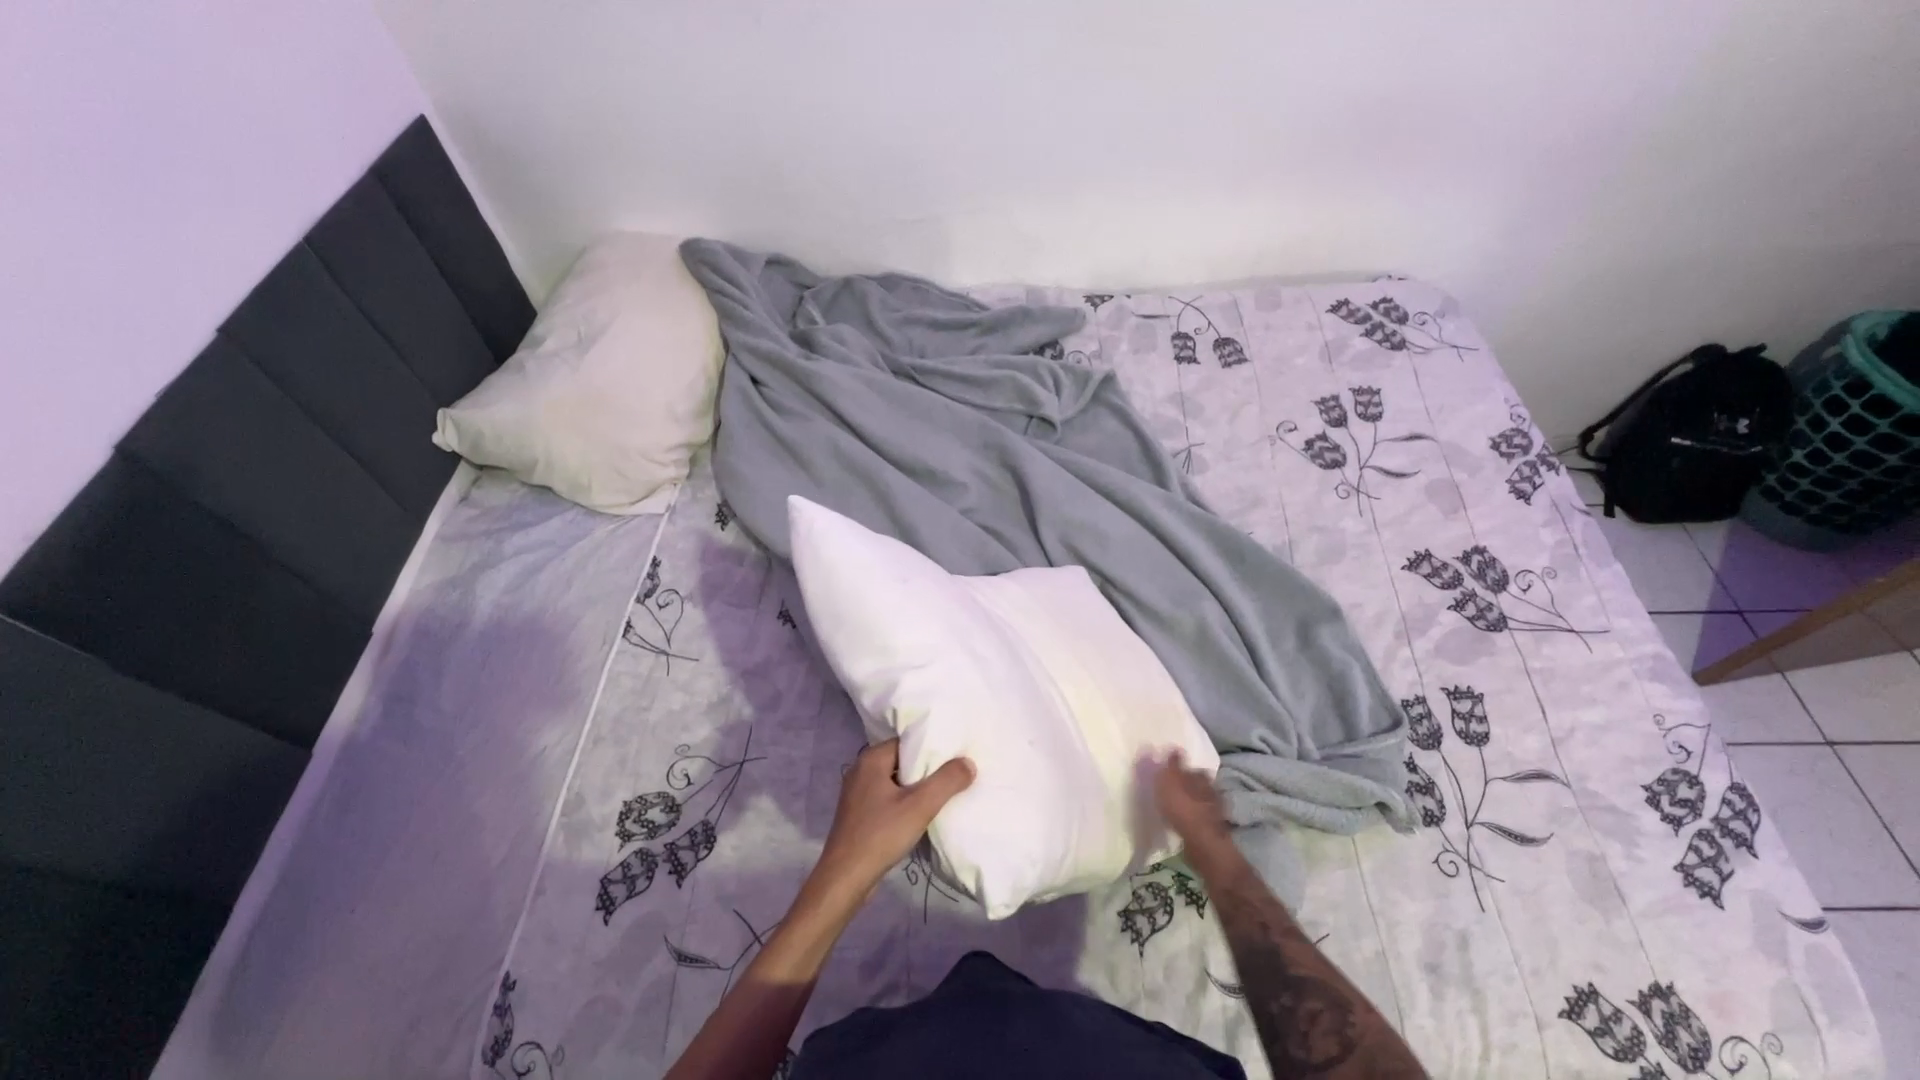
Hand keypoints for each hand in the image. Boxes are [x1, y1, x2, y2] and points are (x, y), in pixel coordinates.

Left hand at [810, 739, 973, 900]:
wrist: (845, 878)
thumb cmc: (881, 835)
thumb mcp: (920, 806)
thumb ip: (947, 781)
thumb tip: (969, 762)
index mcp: (871, 759)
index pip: (907, 741)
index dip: (932, 748)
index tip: (956, 756)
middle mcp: (860, 770)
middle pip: (902, 761)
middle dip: (927, 769)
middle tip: (955, 776)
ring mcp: (857, 793)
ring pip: (895, 782)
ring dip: (916, 788)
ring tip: (943, 795)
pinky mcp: (858, 814)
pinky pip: (887, 798)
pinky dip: (904, 803)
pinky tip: (921, 815)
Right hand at [1154, 748, 1234, 868]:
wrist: (1202, 844)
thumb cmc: (1182, 809)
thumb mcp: (1169, 782)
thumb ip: (1169, 766)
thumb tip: (1173, 747)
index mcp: (1201, 777)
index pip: (1193, 768)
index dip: (1182, 768)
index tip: (1171, 770)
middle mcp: (1211, 791)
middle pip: (1198, 784)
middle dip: (1188, 785)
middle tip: (1173, 788)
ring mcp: (1214, 811)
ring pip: (1200, 801)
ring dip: (1191, 802)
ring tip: (1177, 806)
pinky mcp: (1212, 828)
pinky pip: (1200, 818)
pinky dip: (1193, 818)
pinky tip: (1184, 821)